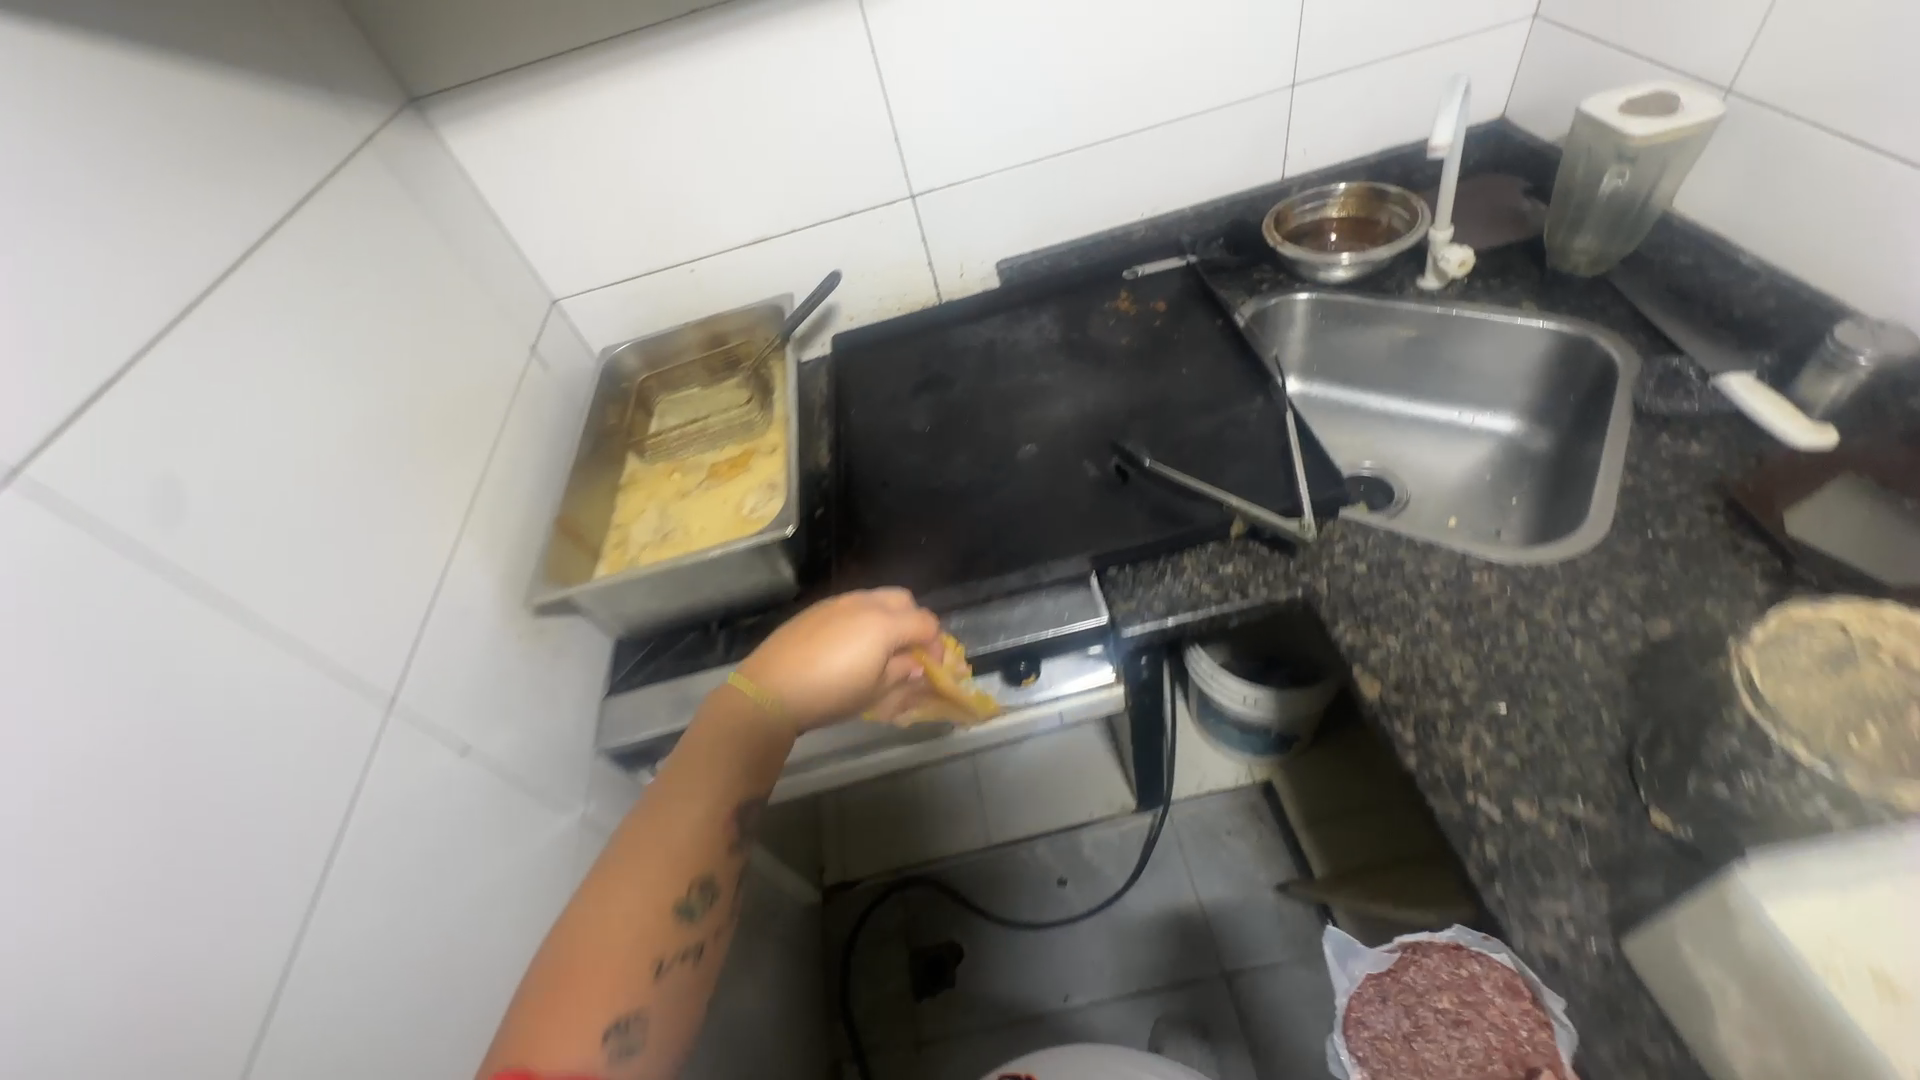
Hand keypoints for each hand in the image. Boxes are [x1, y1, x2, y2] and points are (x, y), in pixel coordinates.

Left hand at [734, 588, 942, 731]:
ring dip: (888, 619)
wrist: (771, 689)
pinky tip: (850, 647)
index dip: (937, 645)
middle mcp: (865, 603)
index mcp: (885, 623)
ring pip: (876, 599)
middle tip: (909, 652)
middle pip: (904, 600)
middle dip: (914, 622)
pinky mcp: (816, 609)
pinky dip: (863, 620)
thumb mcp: (875, 691)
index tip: (933, 667)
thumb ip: (902, 672)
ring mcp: (838, 602)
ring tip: (880, 650)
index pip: (926, 623)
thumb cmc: (830, 694)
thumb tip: (917, 664)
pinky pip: (851, 606)